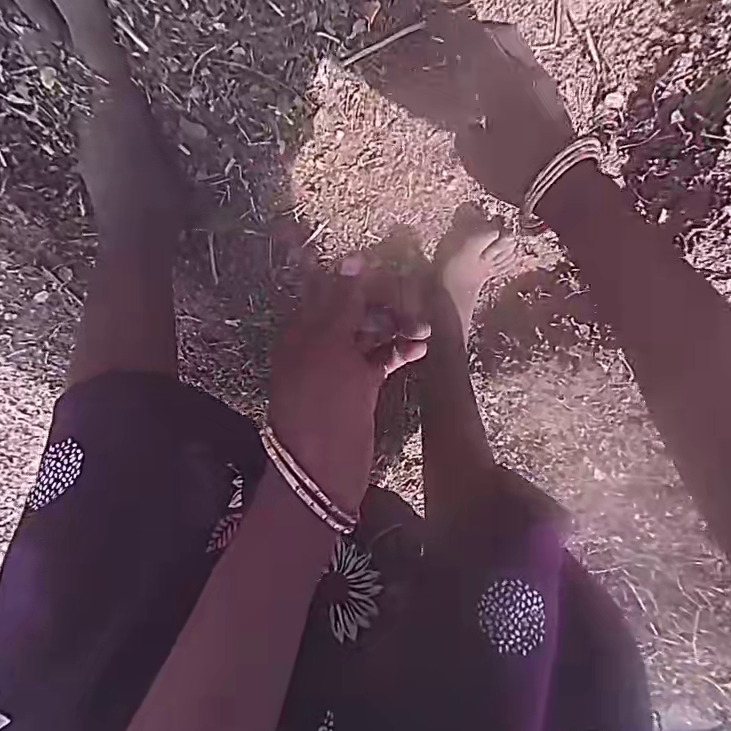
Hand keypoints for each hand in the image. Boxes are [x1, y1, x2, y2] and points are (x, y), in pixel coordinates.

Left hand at [267, 253, 429, 511]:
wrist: (323, 472)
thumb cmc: (322, 405)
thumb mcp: (331, 348)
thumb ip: (343, 303)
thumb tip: (354, 258)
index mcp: (305, 328)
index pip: (337, 288)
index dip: (366, 279)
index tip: (399, 277)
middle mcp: (322, 341)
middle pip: (358, 308)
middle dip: (387, 302)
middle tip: (418, 305)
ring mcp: (343, 364)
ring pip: (373, 331)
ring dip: (398, 326)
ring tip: (425, 330)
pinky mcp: (362, 385)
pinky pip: (383, 357)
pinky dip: (401, 350)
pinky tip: (422, 348)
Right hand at [451, 21, 576, 204]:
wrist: (562, 184)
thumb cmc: (516, 169)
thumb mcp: (475, 155)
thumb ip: (464, 129)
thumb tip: (463, 123)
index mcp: (502, 79)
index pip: (475, 40)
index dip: (455, 31)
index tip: (441, 28)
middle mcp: (526, 73)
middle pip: (503, 34)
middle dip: (481, 32)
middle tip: (461, 40)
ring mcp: (544, 84)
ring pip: (519, 51)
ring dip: (499, 51)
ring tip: (480, 66)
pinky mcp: (554, 99)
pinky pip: (529, 71)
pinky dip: (512, 70)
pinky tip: (500, 88)